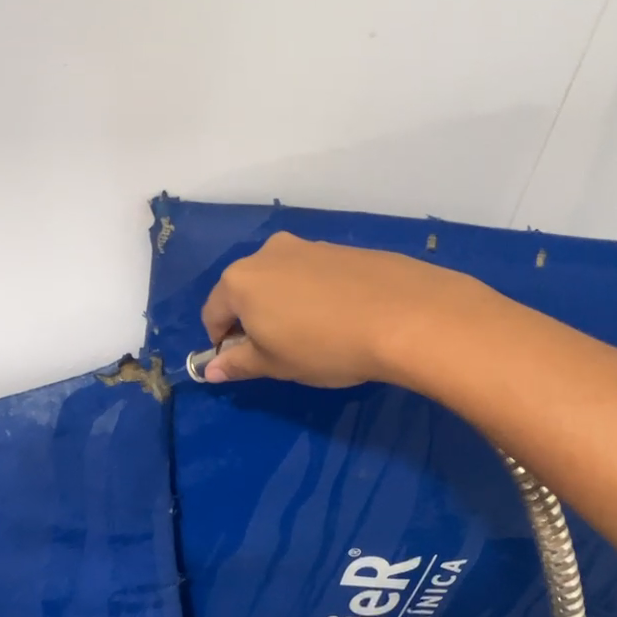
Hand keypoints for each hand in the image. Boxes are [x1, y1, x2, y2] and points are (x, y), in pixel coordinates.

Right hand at [199, 231, 516, 387]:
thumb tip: (211, 370)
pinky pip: (310, 275)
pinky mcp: (340, 248)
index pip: (211, 313)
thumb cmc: (323, 346)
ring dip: (281, 307)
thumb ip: (238, 364)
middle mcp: (266, 254)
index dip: (220, 343)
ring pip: (278, 281)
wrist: (405, 315)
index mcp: (239, 281)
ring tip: (311, 336)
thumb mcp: (274, 364)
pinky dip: (311, 296)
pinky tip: (337, 319)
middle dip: (250, 320)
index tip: (242, 363)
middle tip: (276, 352)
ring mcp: (306, 246)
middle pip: (243, 291)